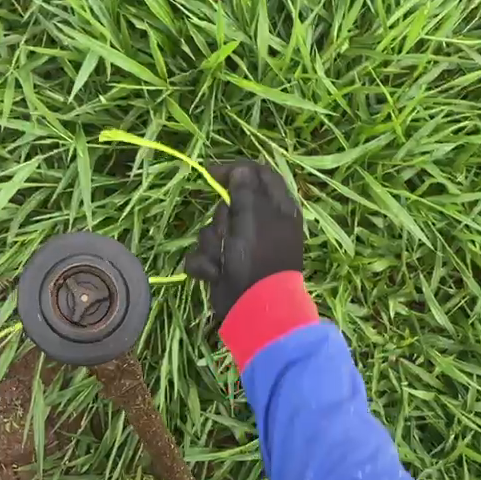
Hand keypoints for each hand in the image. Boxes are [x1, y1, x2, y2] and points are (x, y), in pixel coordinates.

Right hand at [182, 161, 304, 325]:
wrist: (255, 309)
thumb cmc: (259, 259)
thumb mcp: (254, 218)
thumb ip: (246, 191)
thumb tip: (240, 170)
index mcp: (277, 210)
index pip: (259, 175)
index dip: (236, 170)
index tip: (212, 173)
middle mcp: (259, 226)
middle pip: (229, 205)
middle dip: (222, 220)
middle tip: (229, 234)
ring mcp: (241, 248)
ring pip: (212, 231)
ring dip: (212, 247)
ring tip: (222, 262)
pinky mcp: (224, 267)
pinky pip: (203, 256)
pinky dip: (205, 265)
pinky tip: (214, 274)